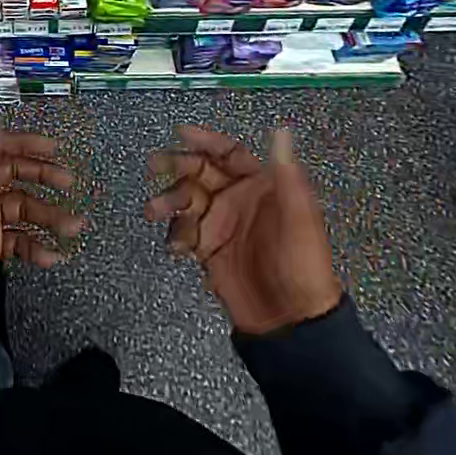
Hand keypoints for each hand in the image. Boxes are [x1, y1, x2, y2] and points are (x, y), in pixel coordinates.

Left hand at [0, 109, 84, 323]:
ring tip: (73, 228)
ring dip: (49, 218)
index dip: (27, 145)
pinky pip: (20, 240)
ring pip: (24, 211)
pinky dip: (37, 246)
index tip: (55, 149)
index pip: (0, 149)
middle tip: (69, 184)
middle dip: (44, 178)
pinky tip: (52, 256)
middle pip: (17, 177)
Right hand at [145, 125, 341, 335]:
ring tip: (152, 210)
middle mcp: (237, 200)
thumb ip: (287, 173)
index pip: (228, 153)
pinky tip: (175, 246)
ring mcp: (221, 224)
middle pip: (200, 172)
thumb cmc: (303, 265)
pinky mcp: (208, 250)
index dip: (206, 140)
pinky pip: (184, 233)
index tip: (182, 133)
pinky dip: (174, 235)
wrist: (292, 324)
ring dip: (167, 200)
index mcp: (260, 185)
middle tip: (154, 165)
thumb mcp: (300, 217)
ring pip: (186, 200)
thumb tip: (282, 130)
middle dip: (176, 165)